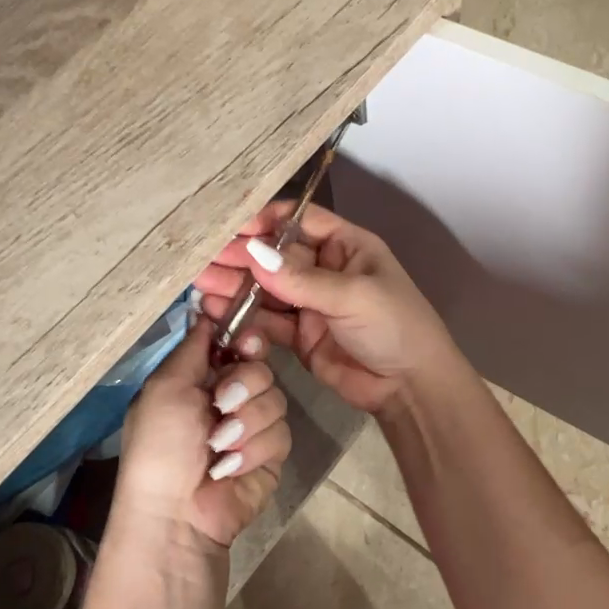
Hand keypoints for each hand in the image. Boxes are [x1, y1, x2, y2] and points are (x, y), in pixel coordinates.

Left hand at [113, 319, 290, 549]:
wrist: (177, 511)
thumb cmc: (161, 446)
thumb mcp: (166, 387)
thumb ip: (192, 347)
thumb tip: (205, 311)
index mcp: (199, 379)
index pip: (235, 344)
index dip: (244, 340)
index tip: (243, 344)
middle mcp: (228, 398)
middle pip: (261, 368)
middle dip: (243, 386)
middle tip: (219, 406)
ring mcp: (252, 426)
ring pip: (276, 399)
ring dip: (246, 423)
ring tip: (219, 448)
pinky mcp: (271, 454)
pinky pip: (281, 434)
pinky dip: (254, 450)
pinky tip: (231, 468)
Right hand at [194, 203, 465, 414]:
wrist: (409, 387)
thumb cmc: (394, 326)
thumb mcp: (352, 295)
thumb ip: (301, 279)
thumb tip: (253, 252)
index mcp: (346, 246)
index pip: (299, 221)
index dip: (265, 221)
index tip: (229, 226)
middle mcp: (325, 270)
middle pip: (275, 256)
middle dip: (240, 255)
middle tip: (201, 258)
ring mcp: (311, 304)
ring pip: (266, 290)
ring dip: (234, 286)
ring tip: (199, 283)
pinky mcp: (300, 338)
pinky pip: (267, 322)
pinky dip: (243, 318)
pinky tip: (215, 311)